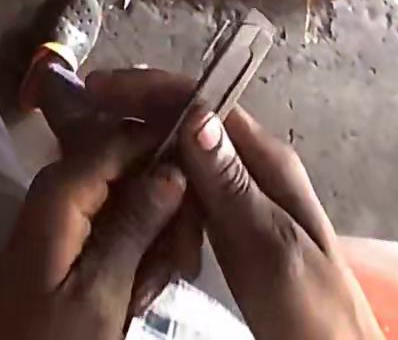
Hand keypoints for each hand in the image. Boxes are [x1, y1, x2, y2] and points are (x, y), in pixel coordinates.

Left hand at [0, 121, 188, 339]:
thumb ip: (135, 226)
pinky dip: (139, 246)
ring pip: (131, 192)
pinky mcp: (71, 232)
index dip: (168, 150)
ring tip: (171, 274)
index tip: (204, 186)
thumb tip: (174, 169)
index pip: (127, 135)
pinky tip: (148, 283)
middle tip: (187, 255)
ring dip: (157, 230)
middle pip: (132, 163)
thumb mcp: (98, 295)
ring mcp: (66, 207)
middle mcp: (63, 182)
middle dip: (166, 201)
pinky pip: (117, 218)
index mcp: (64, 184)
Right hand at [88, 69, 384, 339]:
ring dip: (143, 139)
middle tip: (87, 110)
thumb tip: (195, 116)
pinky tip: (129, 187)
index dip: (150, 88)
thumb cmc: (311, 309)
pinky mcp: (229, 220)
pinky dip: (155, 178)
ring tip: (97, 141)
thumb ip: (232, 184)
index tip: (101, 88)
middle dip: (139, 107)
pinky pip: (185, 186)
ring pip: (183, 150)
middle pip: (189, 118)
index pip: (203, 102)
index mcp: (265, 158)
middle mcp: (251, 163)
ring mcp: (241, 191)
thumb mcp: (270, 248)